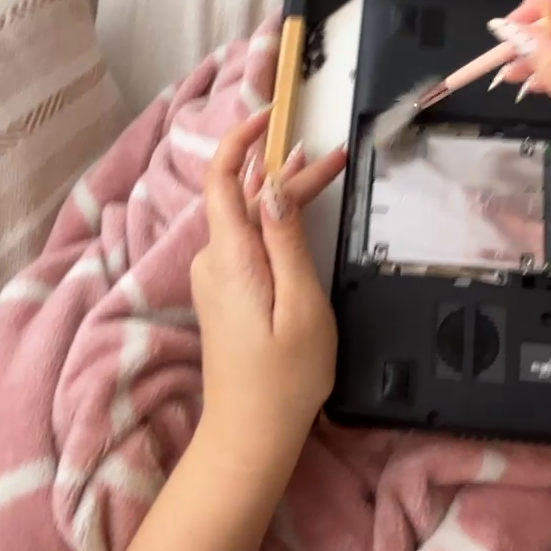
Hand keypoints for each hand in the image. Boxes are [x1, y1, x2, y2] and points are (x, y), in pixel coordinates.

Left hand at [190, 109, 346, 476]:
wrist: (249, 435)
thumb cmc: (284, 376)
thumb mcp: (300, 304)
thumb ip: (286, 241)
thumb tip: (276, 185)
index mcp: (231, 257)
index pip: (221, 179)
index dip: (239, 139)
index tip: (267, 115)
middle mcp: (214, 258)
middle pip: (244, 195)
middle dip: (288, 172)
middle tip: (336, 158)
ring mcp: (216, 274)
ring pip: (249, 217)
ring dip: (285, 195)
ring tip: (329, 174)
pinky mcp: (224, 289)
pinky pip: (248, 240)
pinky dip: (276, 221)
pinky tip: (301, 214)